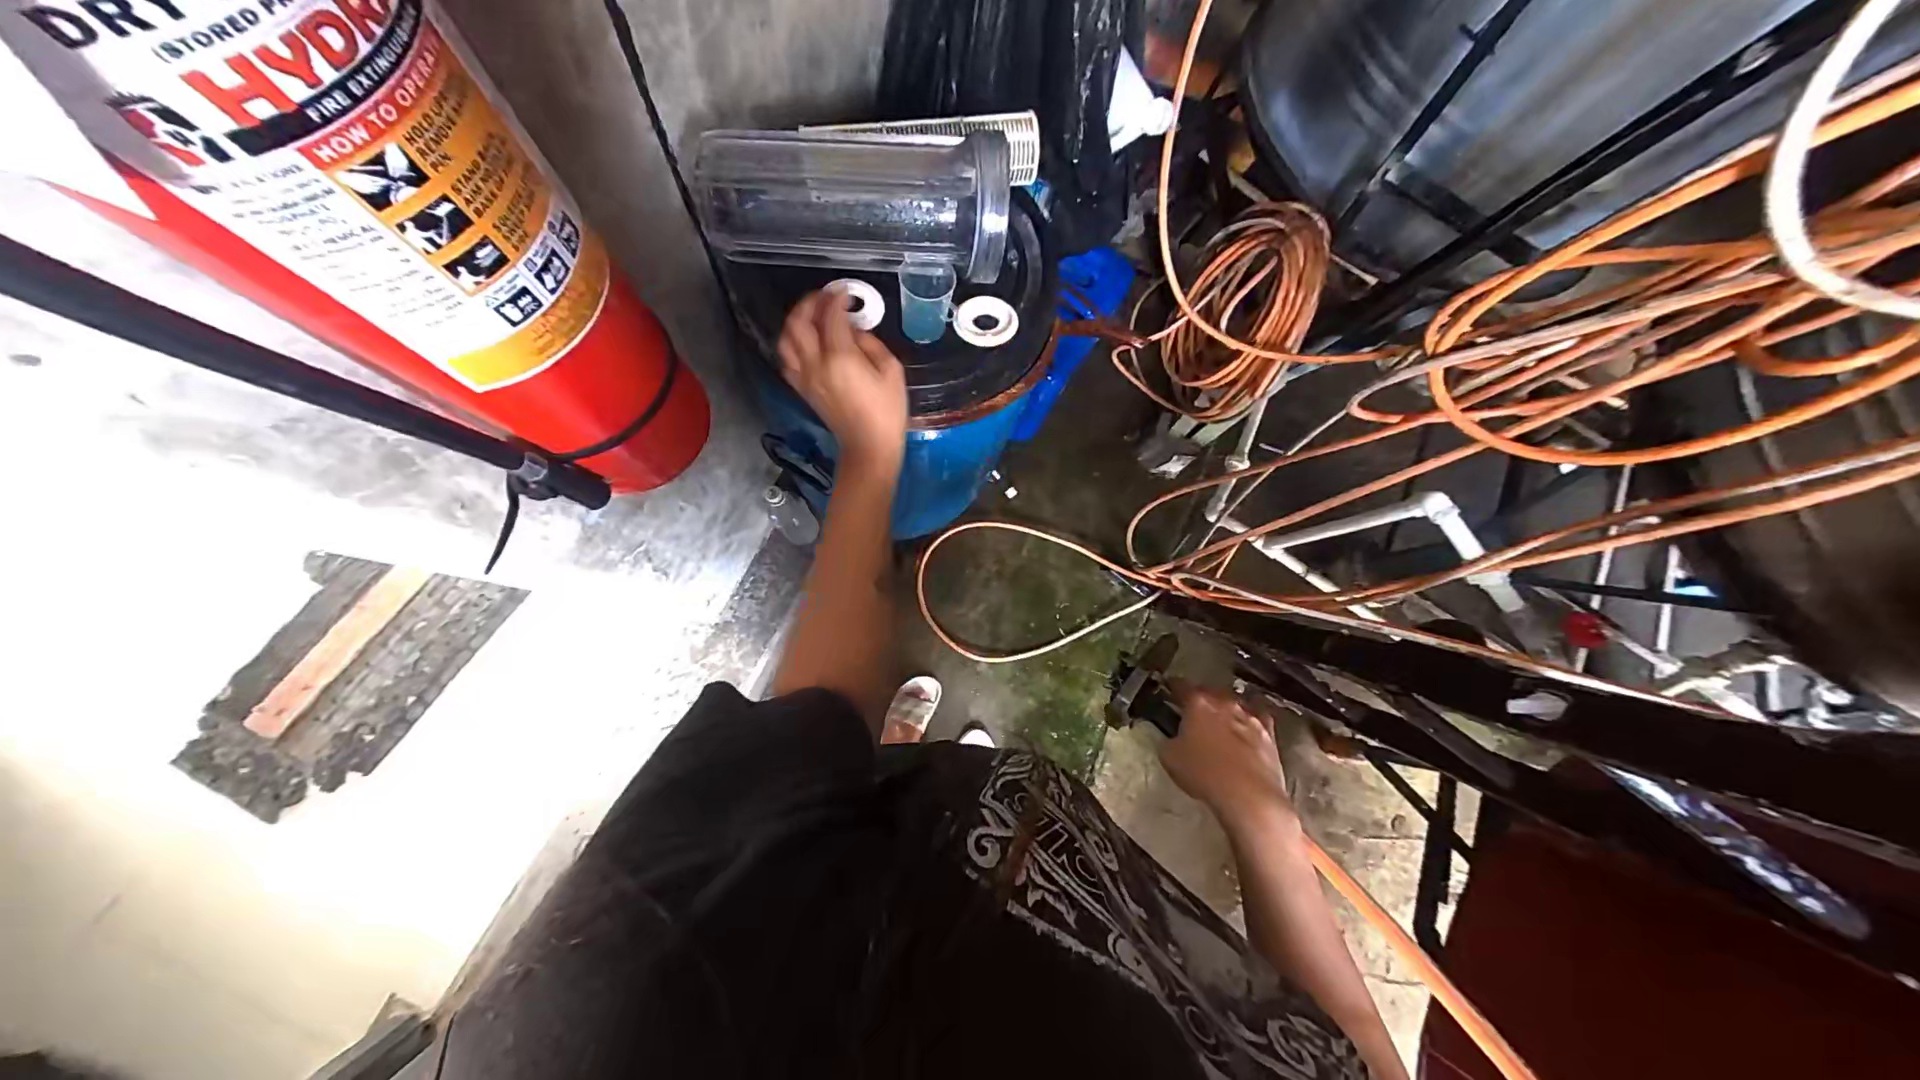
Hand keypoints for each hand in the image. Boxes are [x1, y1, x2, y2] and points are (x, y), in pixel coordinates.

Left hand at [778, 287, 907, 472]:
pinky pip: (787, 359)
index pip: (831, 316)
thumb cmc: (887, 412)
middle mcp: (816, 364)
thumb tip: (855, 331)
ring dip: (796, 321)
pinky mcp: (802, 389)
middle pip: (799, 322)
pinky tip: (805, 341)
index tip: (845, 292)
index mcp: (841, 358)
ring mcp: (805, 377)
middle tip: (824, 297)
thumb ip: (871, 344)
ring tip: (811, 314)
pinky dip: (792, 344)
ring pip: (786, 339)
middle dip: (810, 303)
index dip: (837, 299)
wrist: (869, 447)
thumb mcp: (892, 371)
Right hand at [1158, 681, 1294, 831]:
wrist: (1249, 795)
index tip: (1169, 689)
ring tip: (1220, 721)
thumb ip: (1169, 740)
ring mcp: (1250, 717)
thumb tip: (1174, 738)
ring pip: (1235, 704)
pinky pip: (1258, 720)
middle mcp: (1225, 703)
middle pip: (1210, 692)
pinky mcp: (1270, 735)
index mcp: (1198, 703)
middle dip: (1202, 699)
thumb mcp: (1169, 757)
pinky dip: (1251, 722)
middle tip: (1194, 711)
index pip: (1181, 686)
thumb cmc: (1203, 773)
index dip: (1173, 687)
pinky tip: (1248, 729)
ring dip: (1226, 710)